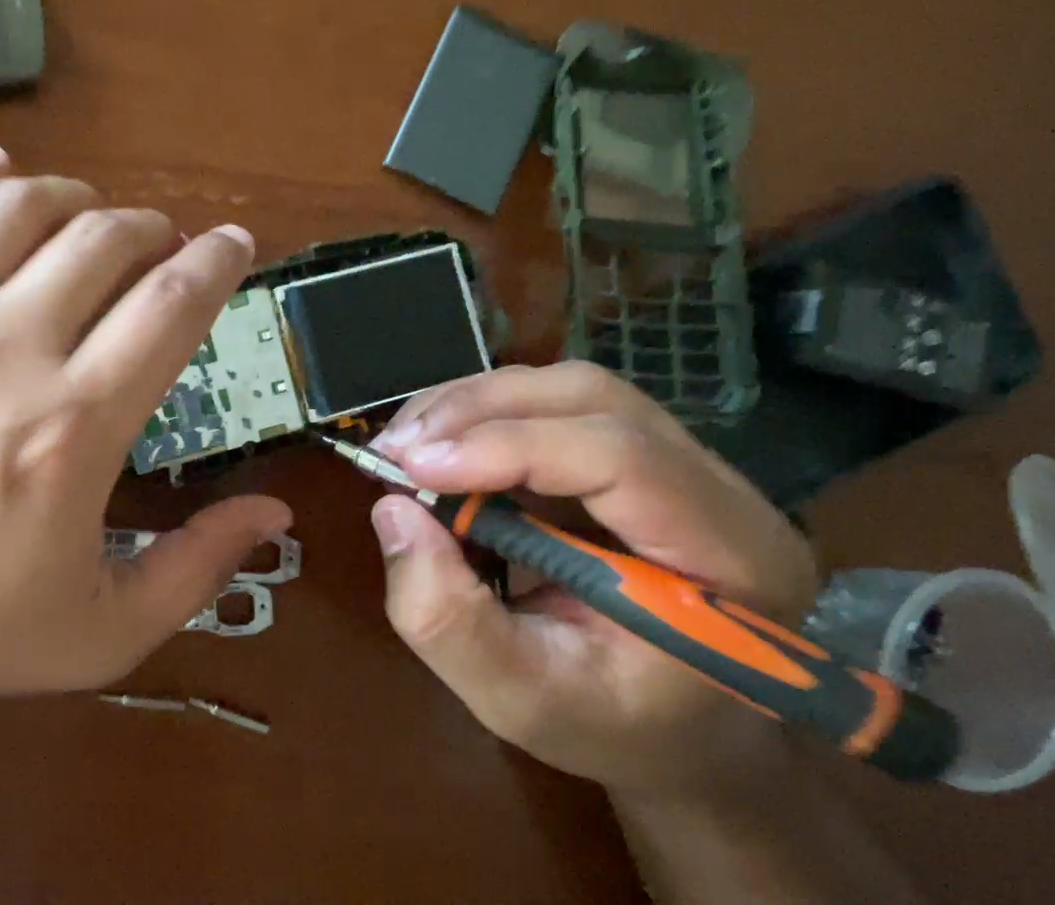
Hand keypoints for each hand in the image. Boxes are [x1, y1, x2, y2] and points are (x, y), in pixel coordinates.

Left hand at [0, 144, 290, 706]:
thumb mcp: (101, 632)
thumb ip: (196, 568)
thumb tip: (273, 507)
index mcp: (75, 423)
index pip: (172, 305)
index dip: (217, 263)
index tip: (234, 245)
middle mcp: (8, 346)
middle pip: (103, 240)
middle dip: (151, 230)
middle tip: (161, 246)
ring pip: (19, 207)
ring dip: (74, 197)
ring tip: (92, 215)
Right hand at [368, 362, 818, 798]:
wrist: (681, 733)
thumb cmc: (616, 729)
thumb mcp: (522, 701)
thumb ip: (452, 622)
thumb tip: (394, 512)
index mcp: (730, 559)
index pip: (621, 458)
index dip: (509, 448)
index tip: (413, 470)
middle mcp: (719, 490)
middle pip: (593, 399)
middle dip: (479, 410)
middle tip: (396, 449)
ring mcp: (680, 464)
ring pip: (569, 390)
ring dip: (473, 404)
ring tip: (406, 444)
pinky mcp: (634, 457)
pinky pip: (553, 408)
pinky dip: (481, 415)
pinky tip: (437, 448)